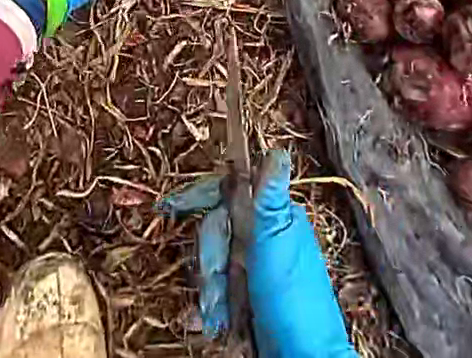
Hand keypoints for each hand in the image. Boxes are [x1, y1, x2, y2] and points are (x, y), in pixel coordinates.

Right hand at [160, 149, 356, 357]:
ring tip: (223, 310)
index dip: (204, 201)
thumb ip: (270, 195)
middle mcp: (263, 240)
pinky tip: (217, 323)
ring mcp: (254, 272)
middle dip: (211, 256)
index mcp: (273, 217)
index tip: (179, 209)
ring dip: (211, 288)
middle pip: (216, 231)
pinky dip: (212, 309)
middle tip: (221, 277)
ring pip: (212, 265)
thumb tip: (277, 149)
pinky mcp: (245, 302)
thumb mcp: (277, 238)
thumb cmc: (292, 296)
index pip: (228, 194)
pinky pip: (216, 294)